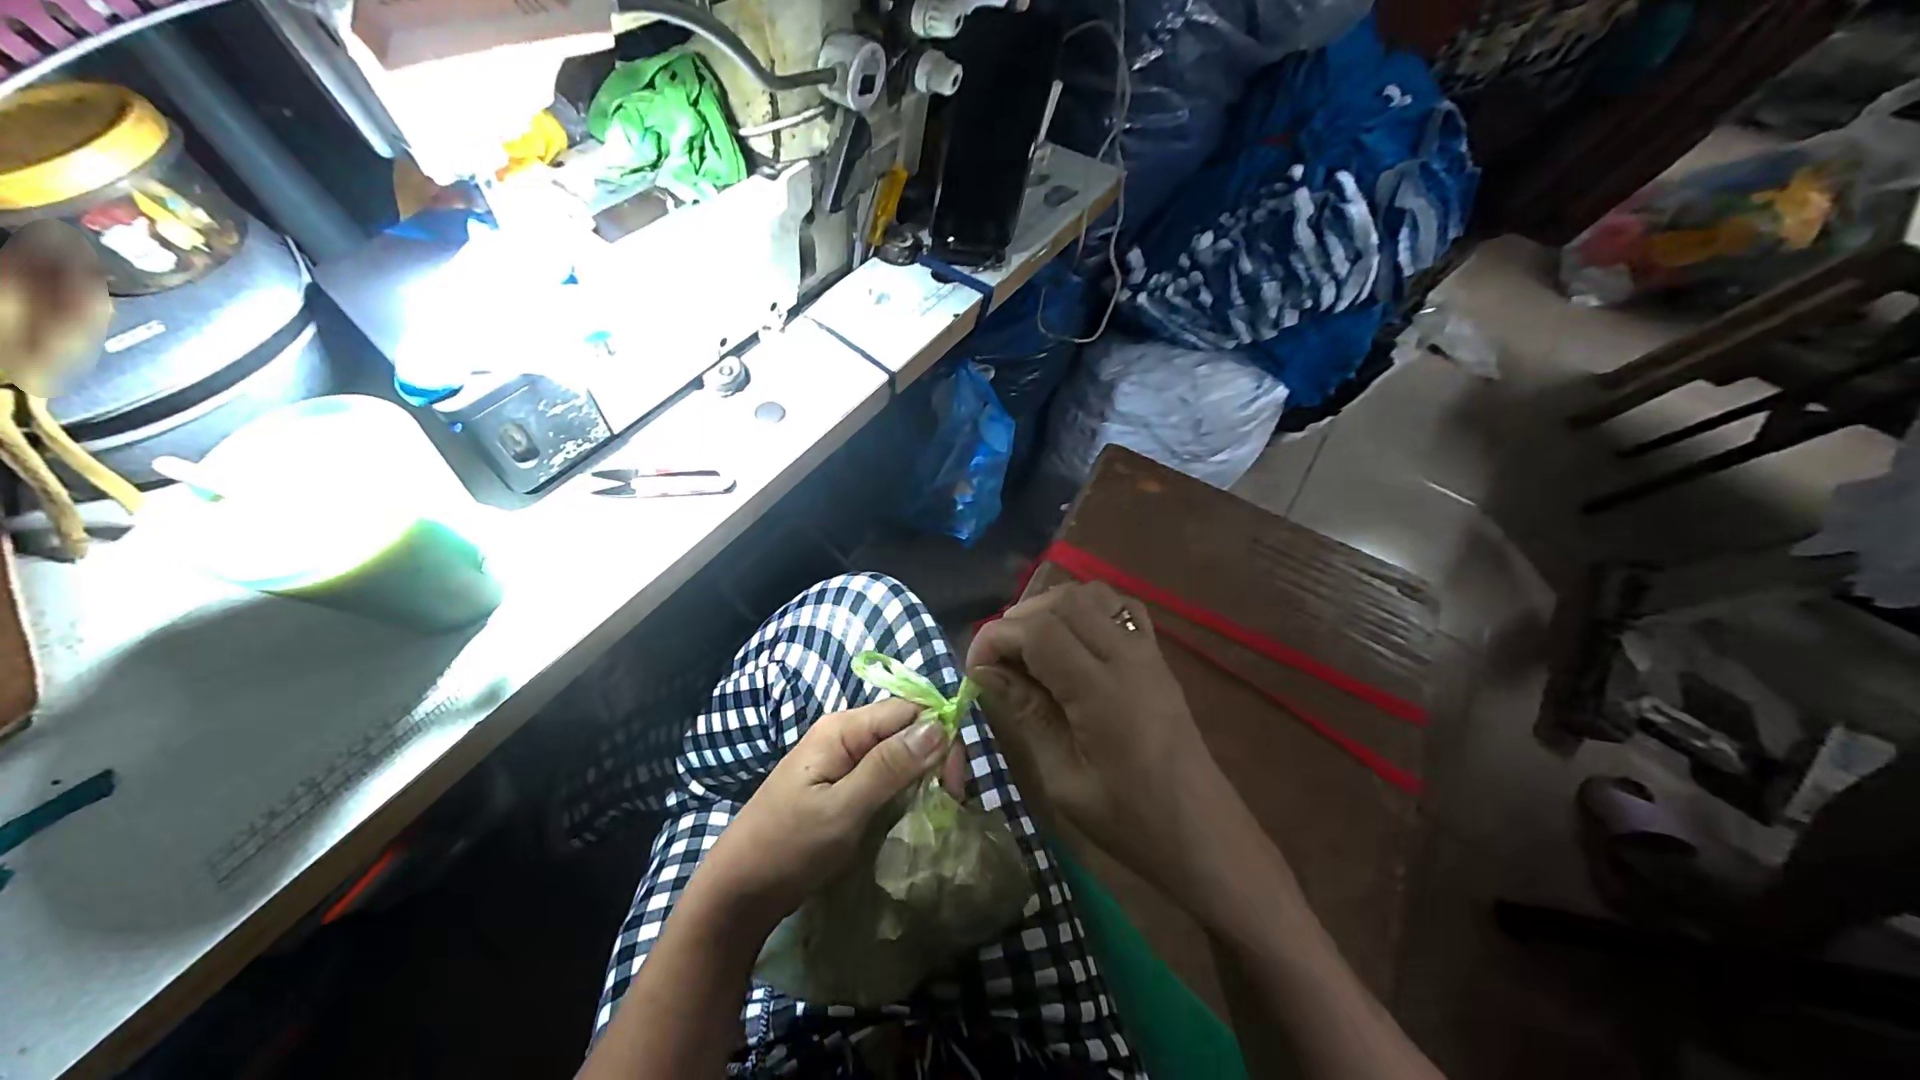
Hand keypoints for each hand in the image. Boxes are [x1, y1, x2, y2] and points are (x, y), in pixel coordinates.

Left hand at [689, 698, 953, 933]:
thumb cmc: (788, 848)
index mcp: (842, 729)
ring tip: (936, 809)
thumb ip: (889, 766)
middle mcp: (844, 735)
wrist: (737, 892)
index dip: (939, 736)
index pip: (909, 710)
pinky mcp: (841, 785)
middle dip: (935, 757)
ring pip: (898, 753)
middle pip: (906, 728)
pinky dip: (904, 789)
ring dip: (922, 776)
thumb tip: (939, 725)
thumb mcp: (843, 809)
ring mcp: (841, 760)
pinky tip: (913, 813)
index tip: (954, 781)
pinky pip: (884, 774)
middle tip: (949, 801)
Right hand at [967, 581, 1237, 895]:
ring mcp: (1147, 652)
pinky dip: (1087, 609)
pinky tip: (1071, 640)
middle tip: (997, 660)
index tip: (974, 670)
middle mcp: (1126, 657)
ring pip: (1092, 595)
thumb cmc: (1132, 821)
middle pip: (1062, 602)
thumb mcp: (1065, 779)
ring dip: (1051, 608)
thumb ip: (1028, 714)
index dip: (996, 638)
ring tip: (1028, 646)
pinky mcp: (1158, 658)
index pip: (1038, 631)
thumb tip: (986, 674)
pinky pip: (1121, 608)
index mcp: (1101, 690)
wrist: (1205, 834)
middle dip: (1018, 619)